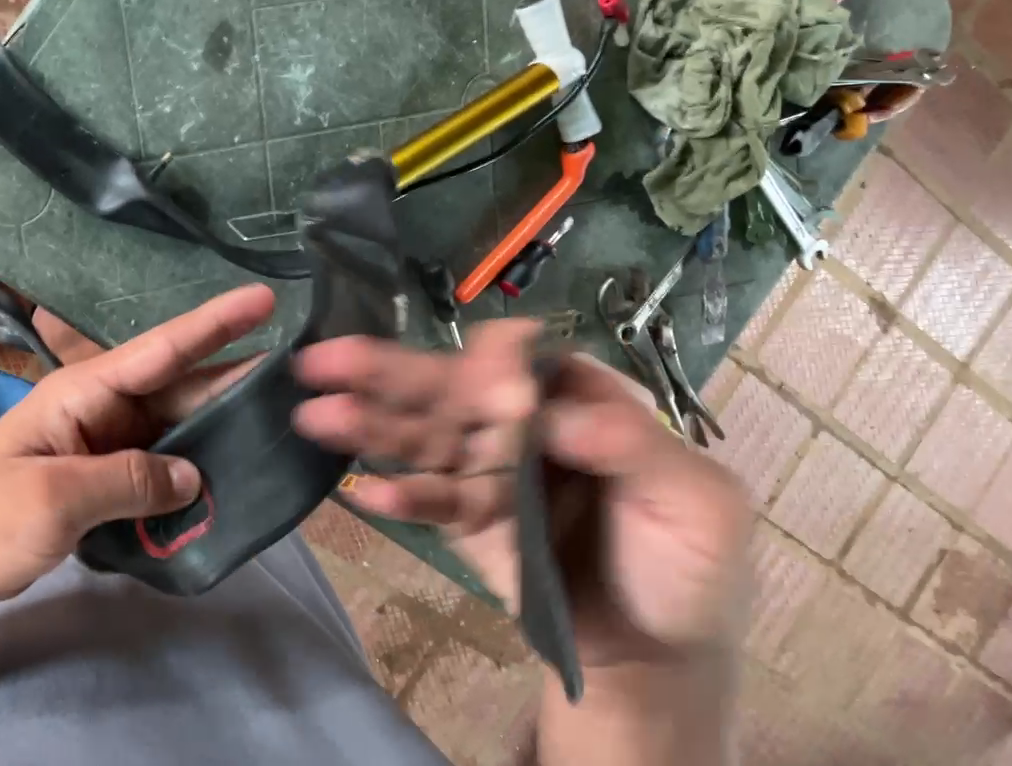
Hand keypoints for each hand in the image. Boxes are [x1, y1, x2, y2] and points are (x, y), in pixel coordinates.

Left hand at [0, 284, 276, 602]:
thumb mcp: (52, 499)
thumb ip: (125, 482)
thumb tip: (194, 476)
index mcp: (84, 391)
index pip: (159, 349)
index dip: (214, 324)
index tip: (264, 298)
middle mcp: (104, 406)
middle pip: (181, 386)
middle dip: (237, 378)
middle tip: (303, 378)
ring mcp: (108, 440)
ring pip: (179, 425)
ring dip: (224, 426)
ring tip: (285, 422)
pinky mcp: (111, 474)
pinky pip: (166, 462)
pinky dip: (199, 466)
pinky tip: (236, 471)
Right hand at [292, 321, 751, 666]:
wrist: (651, 653)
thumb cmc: (688, 568)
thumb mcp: (698, 505)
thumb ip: (636, 448)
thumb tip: (558, 416)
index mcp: (575, 402)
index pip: (524, 363)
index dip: (493, 364)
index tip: (483, 382)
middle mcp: (518, 423)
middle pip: (450, 390)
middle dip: (389, 372)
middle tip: (324, 358)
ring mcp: (483, 468)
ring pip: (422, 435)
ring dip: (369, 424)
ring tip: (314, 416)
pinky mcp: (462, 516)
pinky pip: (428, 500)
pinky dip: (399, 496)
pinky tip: (363, 492)